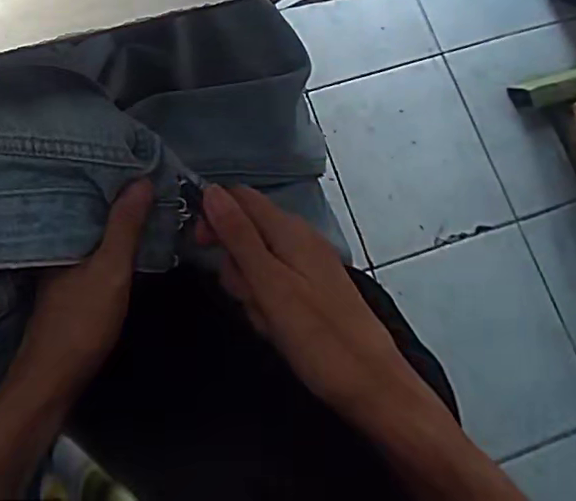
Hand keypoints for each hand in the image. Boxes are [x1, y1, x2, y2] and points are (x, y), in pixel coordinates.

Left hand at [10, 178, 153, 395]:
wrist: (51, 383)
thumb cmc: (80, 322)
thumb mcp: (111, 270)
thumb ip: (125, 227)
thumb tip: (140, 179)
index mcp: (62, 232)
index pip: (85, 189)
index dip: (109, 172)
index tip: (135, 155)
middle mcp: (57, 242)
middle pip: (87, 207)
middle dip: (112, 190)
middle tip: (144, 170)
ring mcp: (60, 263)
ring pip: (90, 227)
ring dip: (111, 214)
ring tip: (140, 195)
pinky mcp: (67, 282)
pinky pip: (91, 245)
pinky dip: (108, 236)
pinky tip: (124, 234)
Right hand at [196, 184, 428, 416]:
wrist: (374, 385)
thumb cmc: (318, 336)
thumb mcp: (269, 284)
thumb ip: (239, 236)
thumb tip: (212, 190)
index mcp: (289, 229)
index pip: (240, 197)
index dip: (214, 214)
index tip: (201, 247)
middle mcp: (300, 237)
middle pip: (247, 231)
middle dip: (235, 264)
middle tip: (249, 298)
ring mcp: (309, 262)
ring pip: (258, 262)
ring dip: (251, 290)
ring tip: (268, 320)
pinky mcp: (314, 288)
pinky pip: (276, 283)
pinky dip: (268, 304)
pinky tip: (278, 329)